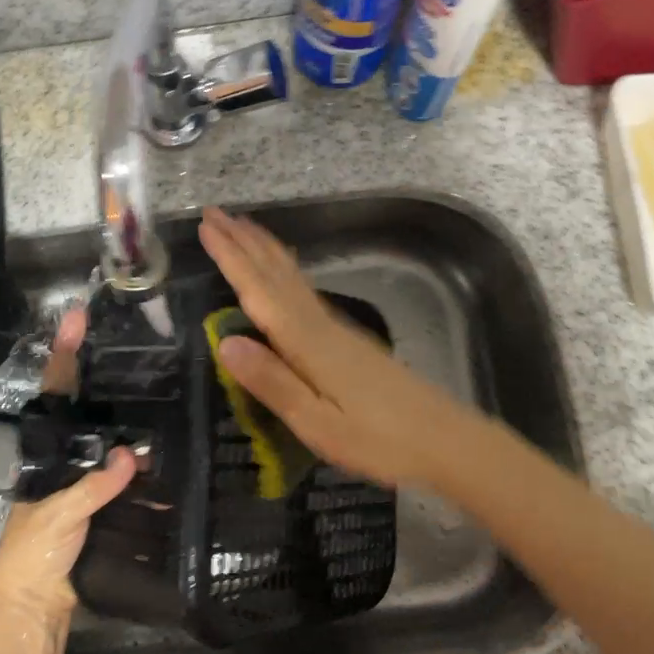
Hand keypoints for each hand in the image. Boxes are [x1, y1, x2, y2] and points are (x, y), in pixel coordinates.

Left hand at [0, 306, 138, 629]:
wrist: (35, 605)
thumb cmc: (33, 553)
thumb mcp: (57, 516)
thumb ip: (91, 487)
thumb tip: (131, 457)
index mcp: (44, 454)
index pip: (54, 393)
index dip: (65, 353)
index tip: (77, 316)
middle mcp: (65, 460)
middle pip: (88, 412)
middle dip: (109, 382)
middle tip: (141, 351)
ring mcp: (86, 482)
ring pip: (113, 444)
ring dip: (137, 428)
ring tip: (168, 399)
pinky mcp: (104, 507)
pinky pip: (129, 480)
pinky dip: (150, 472)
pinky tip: (174, 461)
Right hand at [198, 206, 488, 489]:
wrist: (447, 441)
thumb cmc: (379, 441)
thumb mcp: (318, 424)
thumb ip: (272, 383)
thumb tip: (225, 343)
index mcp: (308, 344)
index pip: (260, 292)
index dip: (232, 258)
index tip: (207, 225)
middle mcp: (321, 325)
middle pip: (277, 274)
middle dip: (244, 242)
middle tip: (214, 212)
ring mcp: (338, 330)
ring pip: (293, 278)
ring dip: (264, 250)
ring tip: (242, 226)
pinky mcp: (349, 340)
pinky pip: (306, 290)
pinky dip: (287, 270)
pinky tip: (285, 272)